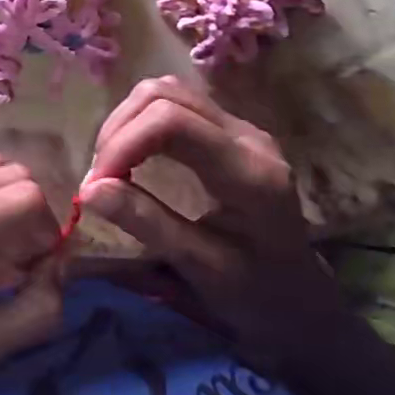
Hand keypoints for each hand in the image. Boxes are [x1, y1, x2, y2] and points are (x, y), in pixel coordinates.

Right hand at [81, 77, 334, 355]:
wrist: (305, 302)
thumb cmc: (258, 296)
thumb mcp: (201, 268)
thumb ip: (147, 223)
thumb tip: (89, 190)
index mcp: (248, 171)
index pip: (172, 121)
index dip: (122, 143)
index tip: (95, 185)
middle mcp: (248, 136)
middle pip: (166, 95)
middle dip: (120, 129)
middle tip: (100, 177)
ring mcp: (242, 129)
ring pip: (169, 91)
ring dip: (129, 121)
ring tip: (112, 166)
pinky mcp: (232, 133)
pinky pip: (178, 105)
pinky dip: (143, 123)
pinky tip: (132, 156)